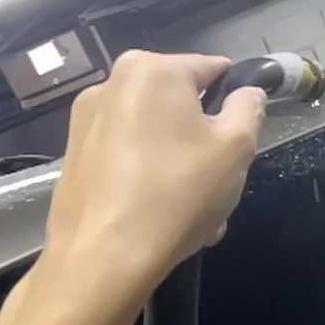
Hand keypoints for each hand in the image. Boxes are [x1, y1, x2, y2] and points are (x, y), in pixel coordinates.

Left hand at [40, 51, 265, 300]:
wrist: (105, 257)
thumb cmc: (179, 192)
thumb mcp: (237, 147)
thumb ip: (249, 109)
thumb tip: (247, 94)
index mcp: (152, 71)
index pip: (213, 67)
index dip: (238, 96)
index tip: (249, 131)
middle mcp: (111, 85)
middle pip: (182, 102)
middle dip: (207, 134)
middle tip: (223, 175)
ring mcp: (86, 121)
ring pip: (158, 133)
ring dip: (183, 160)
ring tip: (196, 205)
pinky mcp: (75, 156)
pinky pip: (131, 156)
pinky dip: (153, 176)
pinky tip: (165, 213)